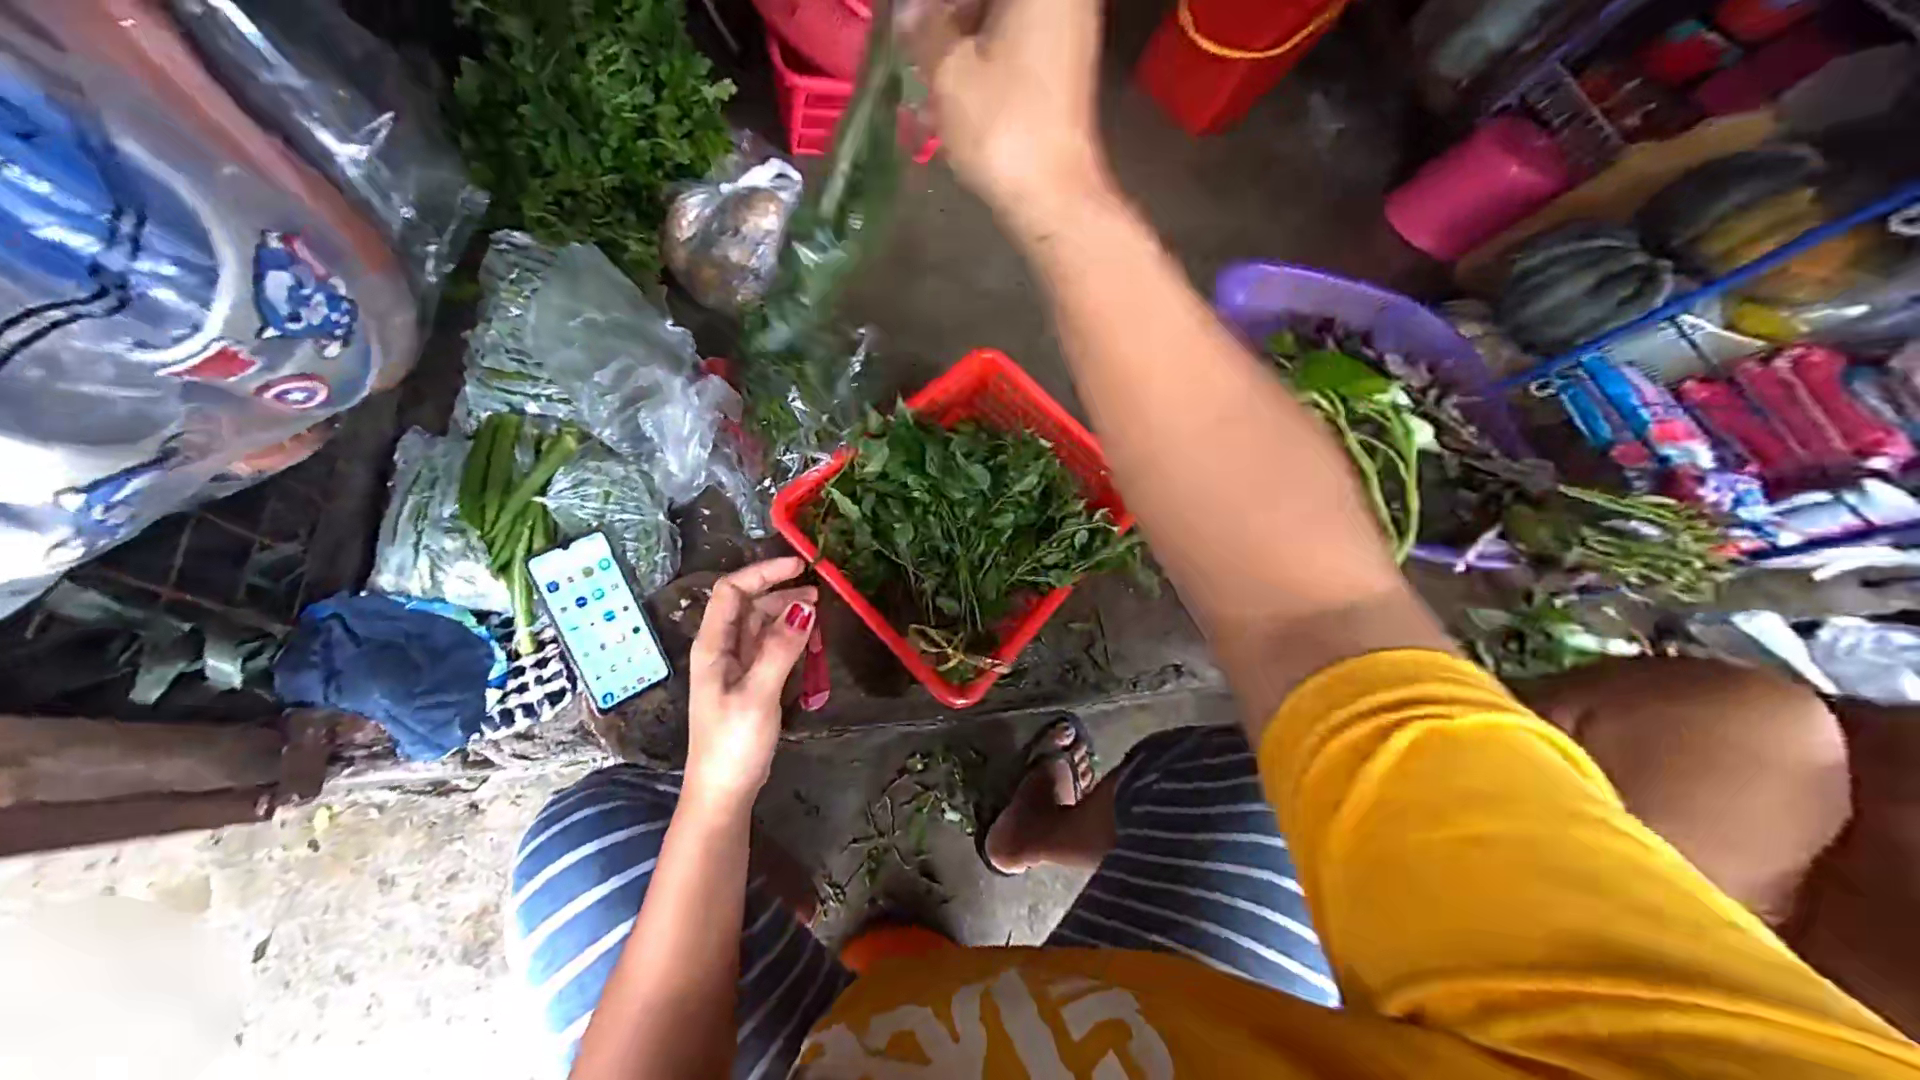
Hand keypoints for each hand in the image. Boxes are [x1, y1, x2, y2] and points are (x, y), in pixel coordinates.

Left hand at [684, 558, 816, 805]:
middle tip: (820, 594)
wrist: (724, 791)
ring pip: (762, 624)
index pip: (732, 591)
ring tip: (820, 616)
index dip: (763, 573)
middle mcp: (722, 649)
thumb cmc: (733, 744)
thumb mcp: (758, 694)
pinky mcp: (750, 681)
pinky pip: (771, 646)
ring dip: (789, 614)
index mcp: (712, 645)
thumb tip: (805, 607)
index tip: (799, 566)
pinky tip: (809, 640)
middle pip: (749, 604)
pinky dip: (790, 637)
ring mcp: (736, 665)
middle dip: (782, 592)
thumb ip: (780, 649)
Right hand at [905, 0, 1115, 228]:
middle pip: (985, 3)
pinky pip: (1012, 54)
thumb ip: (924, 30)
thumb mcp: (949, 72)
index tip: (908, 21)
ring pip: (999, 25)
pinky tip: (945, 98)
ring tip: (920, 75)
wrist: (1053, 198)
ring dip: (957, 44)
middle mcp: (1063, 2)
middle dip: (946, 18)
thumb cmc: (1002, 128)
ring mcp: (1067, 37)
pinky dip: (979, 68)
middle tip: (912, 44)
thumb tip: (909, 13)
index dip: (934, 6)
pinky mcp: (1061, 75)